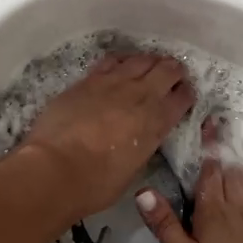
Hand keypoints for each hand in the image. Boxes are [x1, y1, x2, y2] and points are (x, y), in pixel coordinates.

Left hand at [19, 52, 195, 217]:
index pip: (182, 98)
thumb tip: (140, 138)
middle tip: (173, 74)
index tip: (184, 95)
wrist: (55, 168)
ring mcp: (114, 83)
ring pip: (141, 60)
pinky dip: (122, 61)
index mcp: (157, 122)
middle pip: (167, 70)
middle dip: (173, 71)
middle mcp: (141, 96)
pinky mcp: (89, 80)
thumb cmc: (97, 183)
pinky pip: (112, 61)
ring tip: (150, 65)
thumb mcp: (133, 169)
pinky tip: (121, 65)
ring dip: (150, 61)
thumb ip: (142, 146)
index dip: (186, 94)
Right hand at [136, 124, 242, 242]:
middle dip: (223, 150)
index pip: (209, 172)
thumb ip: (166, 225)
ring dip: (241, 162)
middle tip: (217, 128)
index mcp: (213, 212)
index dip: (206, 149)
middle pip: (230, 172)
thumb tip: (143, 191)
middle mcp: (238, 208)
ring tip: (235, 144)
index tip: (205, 124)